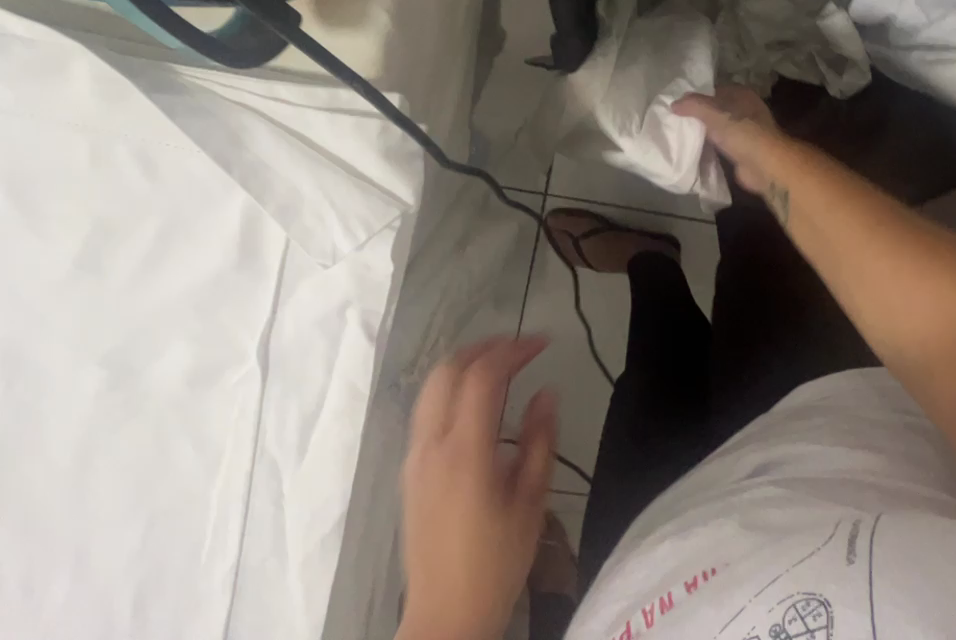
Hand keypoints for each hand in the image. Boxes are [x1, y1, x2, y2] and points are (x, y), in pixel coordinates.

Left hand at [399, 335, 557, 639]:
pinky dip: (450, 387)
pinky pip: (426, 409)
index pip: (483, 376)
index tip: (542, 343)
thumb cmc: (497, 562)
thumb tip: (546, 392)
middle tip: (520, 346)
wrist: (446, 614)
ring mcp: (414, 456)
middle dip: (485, 347)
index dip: (514, 350)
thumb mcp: (532, 501)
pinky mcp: (409, 470)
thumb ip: (539, 440)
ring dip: (464, 363)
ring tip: (499, 363)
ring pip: (431, 386)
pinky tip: (476, 400)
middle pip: (448, 370)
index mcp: (465, 451)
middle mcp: (431, 445)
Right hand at [672, 86, 785, 195]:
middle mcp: (744, 110)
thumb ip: (692, 105)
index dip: (697, 95)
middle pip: (716, 109)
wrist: (764, 164)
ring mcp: (744, 131)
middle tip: (676, 120)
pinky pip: (720, 145)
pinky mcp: (742, 150)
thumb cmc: (741, 131)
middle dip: (699, 115)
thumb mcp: (713, 112)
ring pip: (718, 128)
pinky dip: (709, 147)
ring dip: (704, 132)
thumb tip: (674, 104)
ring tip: (680, 134)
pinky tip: (693, 149)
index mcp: (741, 94)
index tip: (679, 104)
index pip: (714, 90)